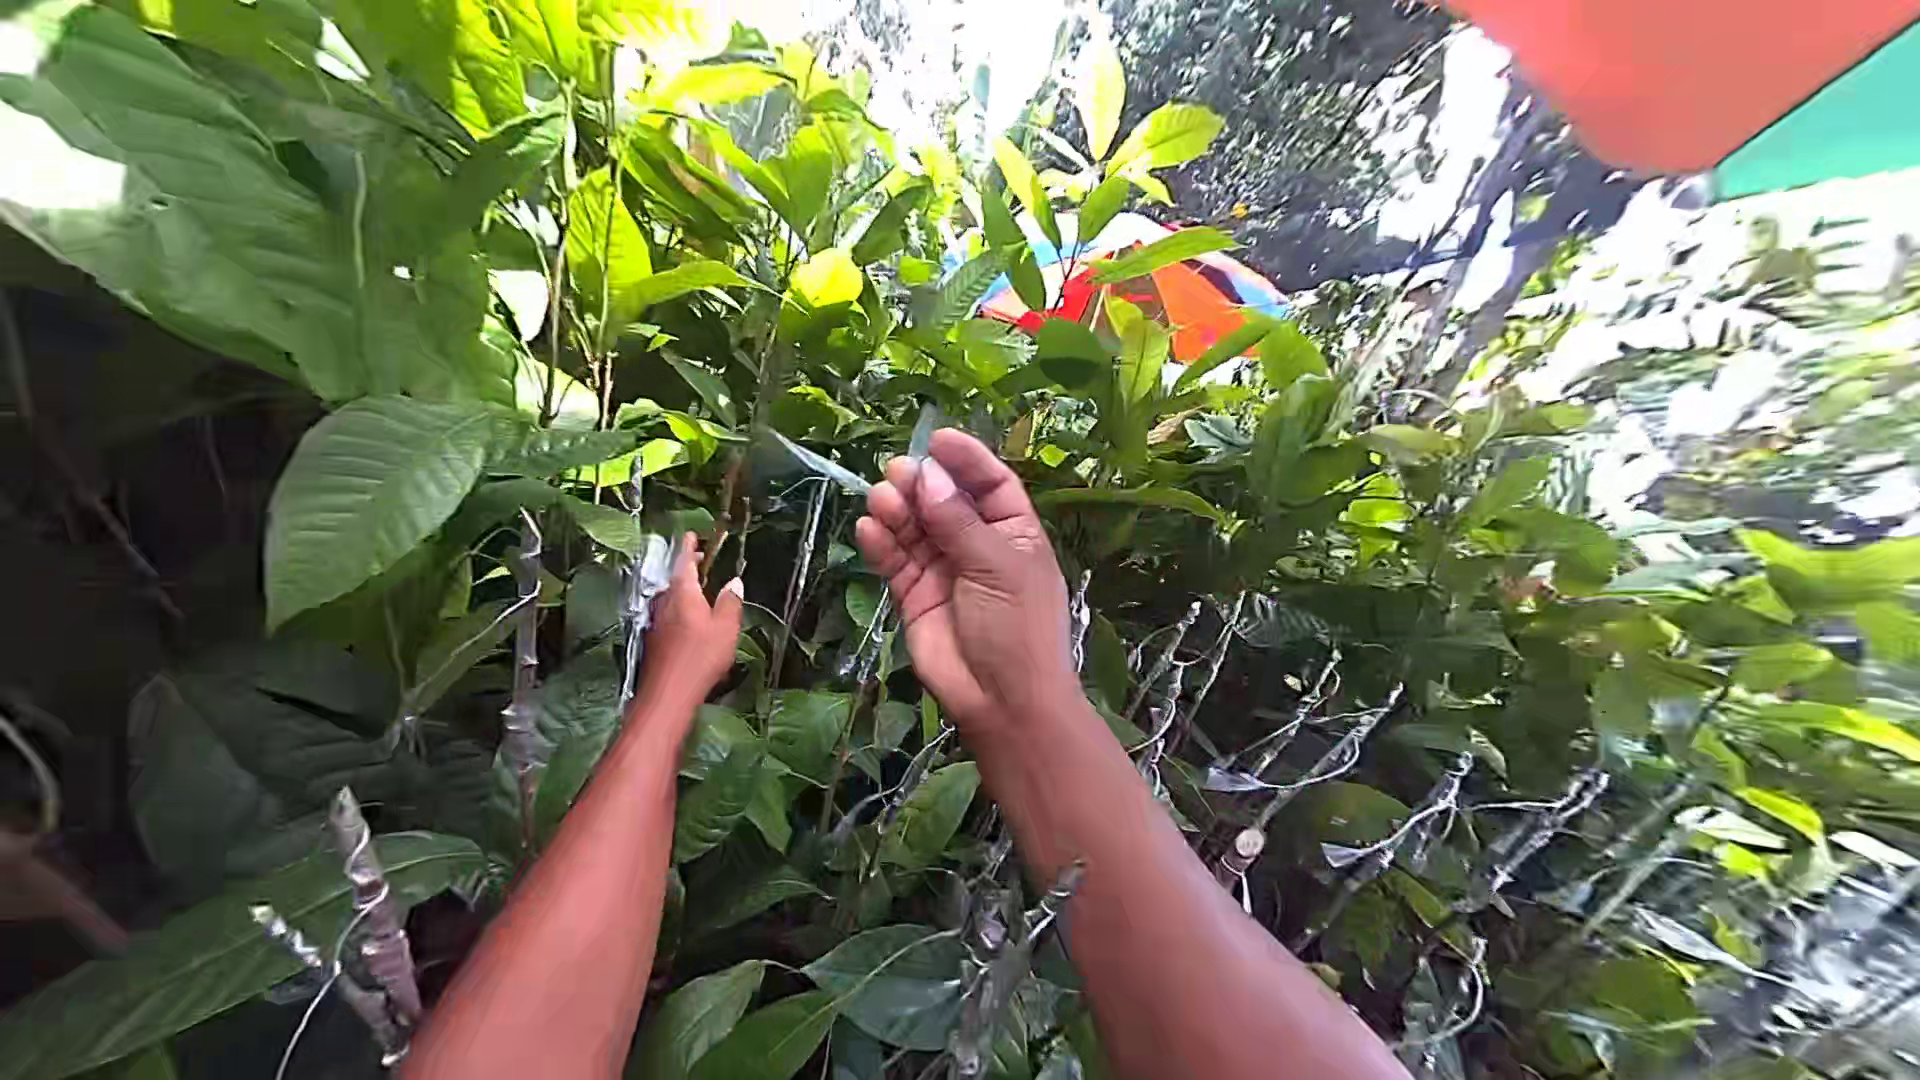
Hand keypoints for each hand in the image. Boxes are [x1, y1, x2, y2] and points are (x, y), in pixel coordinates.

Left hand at [636, 534, 743, 708]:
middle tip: (701, 559)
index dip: (689, 548)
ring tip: (699, 585)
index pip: (683, 563)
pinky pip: (669, 612)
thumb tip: (734, 582)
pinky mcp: (656, 639)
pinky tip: (690, 615)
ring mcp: (658, 622)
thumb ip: (730, 602)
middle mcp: (665, 603)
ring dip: (683, 587)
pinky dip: (680, 605)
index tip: (692, 535)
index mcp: (683, 594)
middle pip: (675, 578)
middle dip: (687, 566)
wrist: (669, 693)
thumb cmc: (701, 655)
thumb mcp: (726, 627)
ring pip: (671, 596)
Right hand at [855, 429, 1075, 730]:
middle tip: (899, 472)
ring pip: (915, 528)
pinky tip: (871, 529)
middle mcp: (976, 545)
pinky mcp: (914, 595)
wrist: (1003, 702)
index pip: (989, 483)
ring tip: (883, 499)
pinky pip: (895, 561)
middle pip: (945, 501)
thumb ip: (959, 522)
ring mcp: (944, 570)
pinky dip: (881, 544)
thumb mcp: (998, 566)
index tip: (937, 438)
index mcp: (1012, 532)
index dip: (966, 459)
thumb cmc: (1017, 628)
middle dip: (923, 483)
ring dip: (898, 510)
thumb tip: (927, 476)